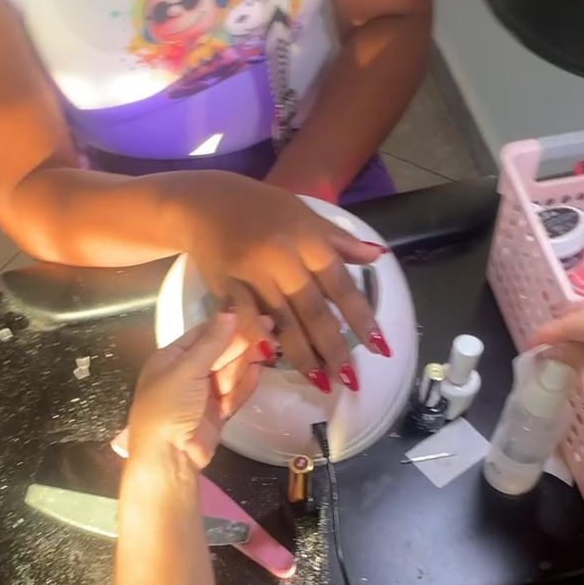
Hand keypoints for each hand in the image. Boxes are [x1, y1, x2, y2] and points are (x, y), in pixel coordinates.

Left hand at [123, 308, 268, 472]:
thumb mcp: (187, 369)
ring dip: (247, 361)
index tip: (251, 313)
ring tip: (271, 347)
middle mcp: (186, 375)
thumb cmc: (168, 407)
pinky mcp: (215, 415)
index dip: (227, 324)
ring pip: (228, 373)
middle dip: (242, 342)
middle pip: (218, 353)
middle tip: (269, 328)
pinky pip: (233, 395)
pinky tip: (260, 371)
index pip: (202, 334)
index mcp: (171, 359)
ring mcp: (202, 396)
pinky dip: (246, 384)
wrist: (167, 456)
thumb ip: (212, 342)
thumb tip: (230, 310)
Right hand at [174, 172, 388, 393]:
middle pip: (314, 310)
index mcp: (307, 239)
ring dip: (304, 355)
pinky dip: (258, 337)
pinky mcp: (226, 286)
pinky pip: (245, 318)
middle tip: (349, 379)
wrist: (204, 202)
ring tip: (321, 382)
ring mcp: (253, 273)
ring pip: (283, 321)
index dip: (361, 318)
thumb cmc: (260, 208)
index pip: (341, 284)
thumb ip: (339, 240)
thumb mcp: (305, 214)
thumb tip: (376, 257)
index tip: (379, 347)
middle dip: (334, 348)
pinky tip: (273, 359)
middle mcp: (283, 257)